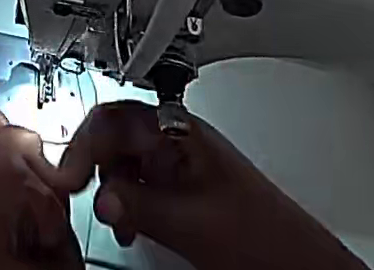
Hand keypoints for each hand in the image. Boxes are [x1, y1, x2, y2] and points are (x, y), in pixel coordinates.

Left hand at [0, 104, 81, 269]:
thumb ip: (46, 267)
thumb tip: (63, 266)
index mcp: (17, 171)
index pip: (63, 221)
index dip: (63, 256)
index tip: (60, 268)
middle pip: (49, 182)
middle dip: (49, 222)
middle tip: (39, 257)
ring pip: (24, 156)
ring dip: (29, 188)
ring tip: (19, 233)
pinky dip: (1, 162)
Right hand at [52, 101, 366, 269]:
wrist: (304, 265)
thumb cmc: (265, 237)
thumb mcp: (193, 223)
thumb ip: (139, 204)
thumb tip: (97, 196)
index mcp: (178, 128)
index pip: (114, 117)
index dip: (85, 143)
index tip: (69, 175)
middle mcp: (174, 136)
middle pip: (114, 132)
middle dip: (92, 160)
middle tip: (76, 189)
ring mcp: (177, 159)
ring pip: (123, 156)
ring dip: (107, 182)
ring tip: (109, 212)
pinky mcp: (180, 183)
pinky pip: (137, 178)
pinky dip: (123, 196)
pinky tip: (126, 220)